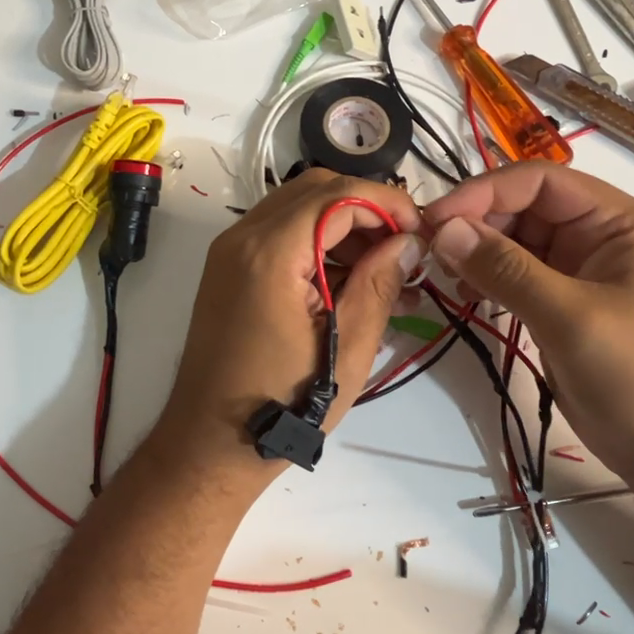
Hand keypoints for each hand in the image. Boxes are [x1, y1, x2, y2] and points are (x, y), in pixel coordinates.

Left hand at [152, 170, 423, 488]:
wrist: (210, 443)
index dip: (388, 204)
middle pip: (317, 190)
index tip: (423, 234)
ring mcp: (231, 251)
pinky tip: (354, 283)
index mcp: (269, 252)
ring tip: (389, 273)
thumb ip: (378, 283)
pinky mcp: (230, 269)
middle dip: (368, 210)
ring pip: (299, 209)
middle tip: (406, 249)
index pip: (339, 195)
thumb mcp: (346, 348)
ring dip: (346, 228)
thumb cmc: (283, 403)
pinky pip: (281, 235)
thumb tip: (410, 241)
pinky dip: (319, 245)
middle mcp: (242, 237)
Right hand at [423, 162, 633, 482]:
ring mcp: (582, 273)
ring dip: (478, 251)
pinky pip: (518, 276)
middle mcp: (599, 236)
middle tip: (431, 252)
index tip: (435, 220)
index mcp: (617, 222)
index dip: (483, 192)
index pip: (539, 181)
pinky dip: (489, 279)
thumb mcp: (571, 320)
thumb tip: (444, 229)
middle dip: (476, 222)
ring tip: (445, 275)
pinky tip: (467, 294)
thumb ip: (506, 270)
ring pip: (516, 241)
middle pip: (524, 207)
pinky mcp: (566, 307)